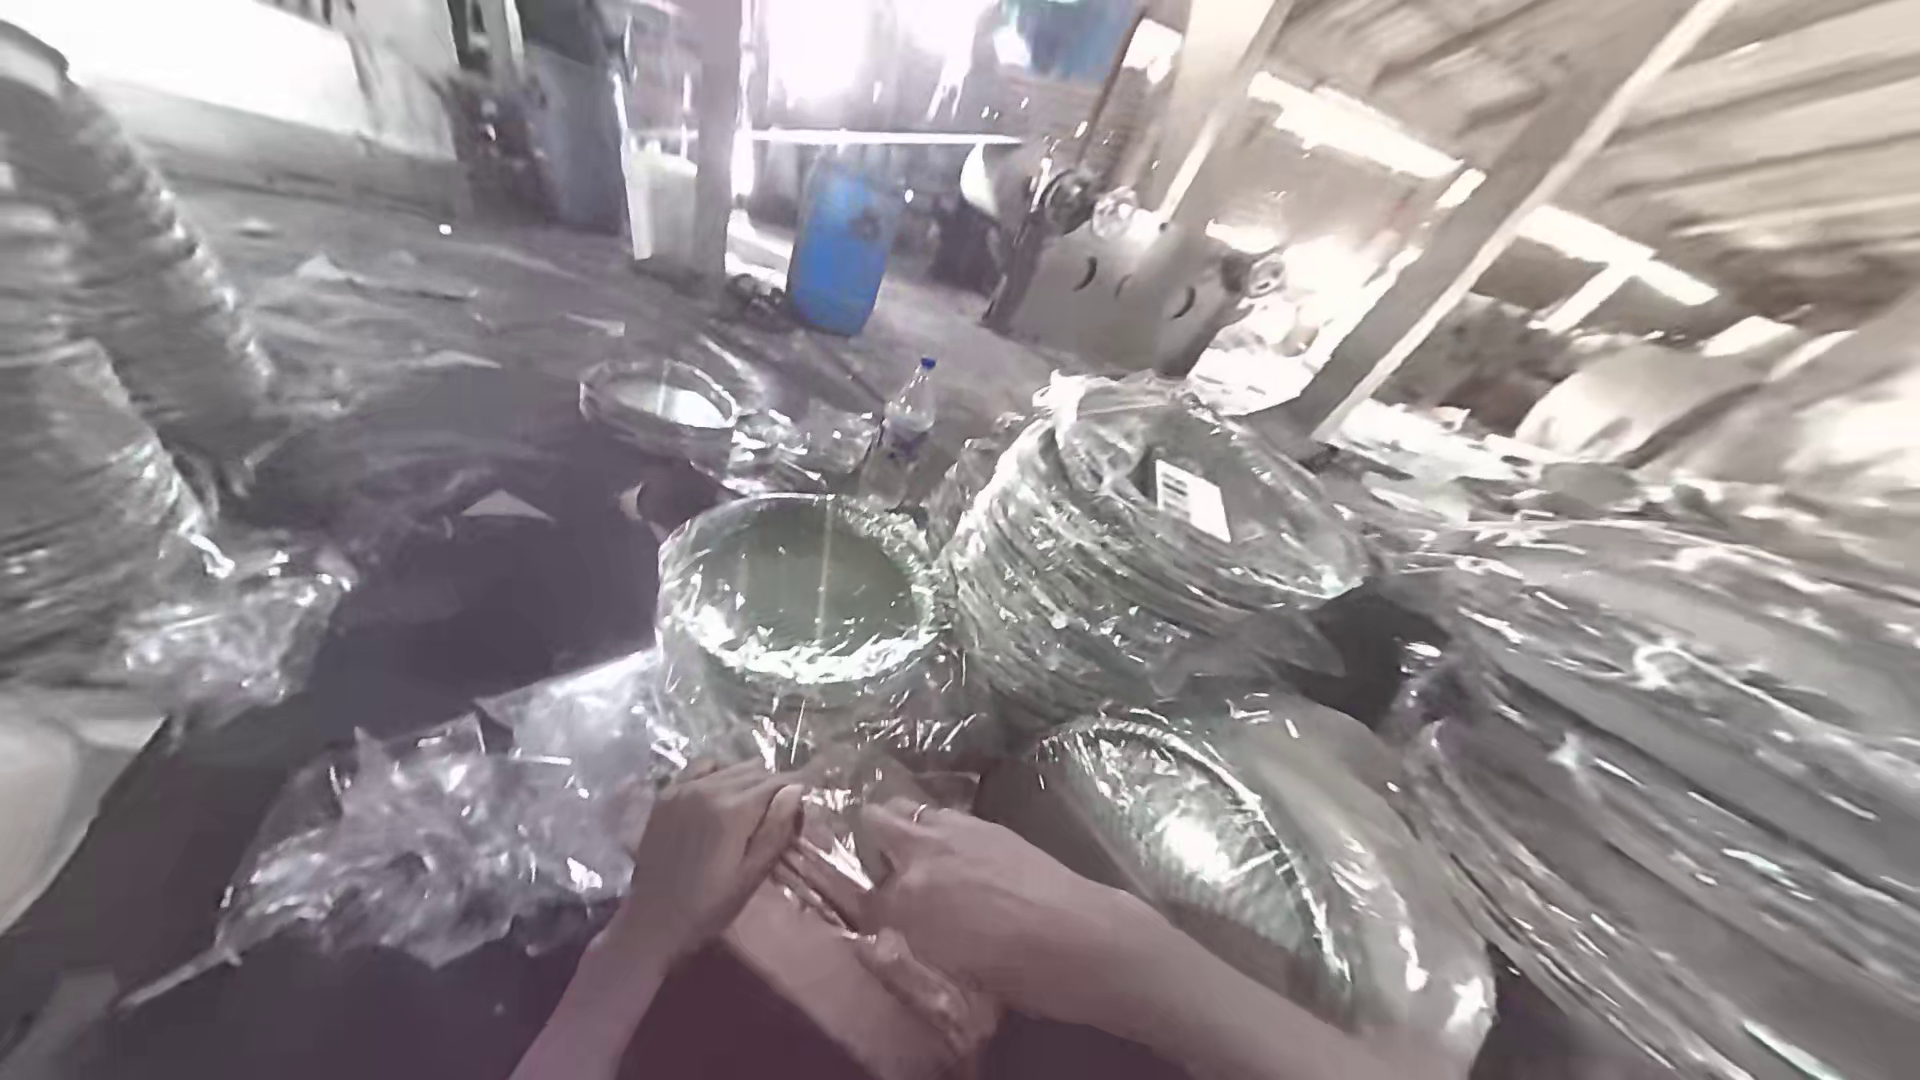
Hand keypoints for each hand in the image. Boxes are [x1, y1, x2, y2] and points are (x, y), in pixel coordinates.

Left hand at [602, 759, 804, 965]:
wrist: (651, 924)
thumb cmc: (708, 907)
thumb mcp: (752, 875)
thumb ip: (776, 829)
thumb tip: (796, 788)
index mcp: (734, 810)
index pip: (778, 782)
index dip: (794, 792)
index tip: (799, 809)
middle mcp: (711, 788)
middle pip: (757, 772)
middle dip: (773, 788)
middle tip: (776, 815)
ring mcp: (686, 788)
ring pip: (734, 767)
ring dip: (749, 781)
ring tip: (750, 807)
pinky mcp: (668, 793)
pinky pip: (703, 765)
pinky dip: (719, 772)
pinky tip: (721, 792)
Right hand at [859, 798, 1178, 1030]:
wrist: (1072, 932)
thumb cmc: (1013, 970)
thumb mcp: (949, 962)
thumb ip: (917, 932)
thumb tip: (905, 920)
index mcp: (907, 897)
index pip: (866, 897)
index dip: (870, 906)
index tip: (875, 912)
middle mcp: (922, 852)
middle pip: (874, 820)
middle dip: (871, 838)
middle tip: (883, 862)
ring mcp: (954, 828)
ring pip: (908, 807)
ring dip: (904, 824)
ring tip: (915, 848)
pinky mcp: (983, 820)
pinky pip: (943, 814)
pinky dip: (938, 826)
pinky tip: (953, 846)